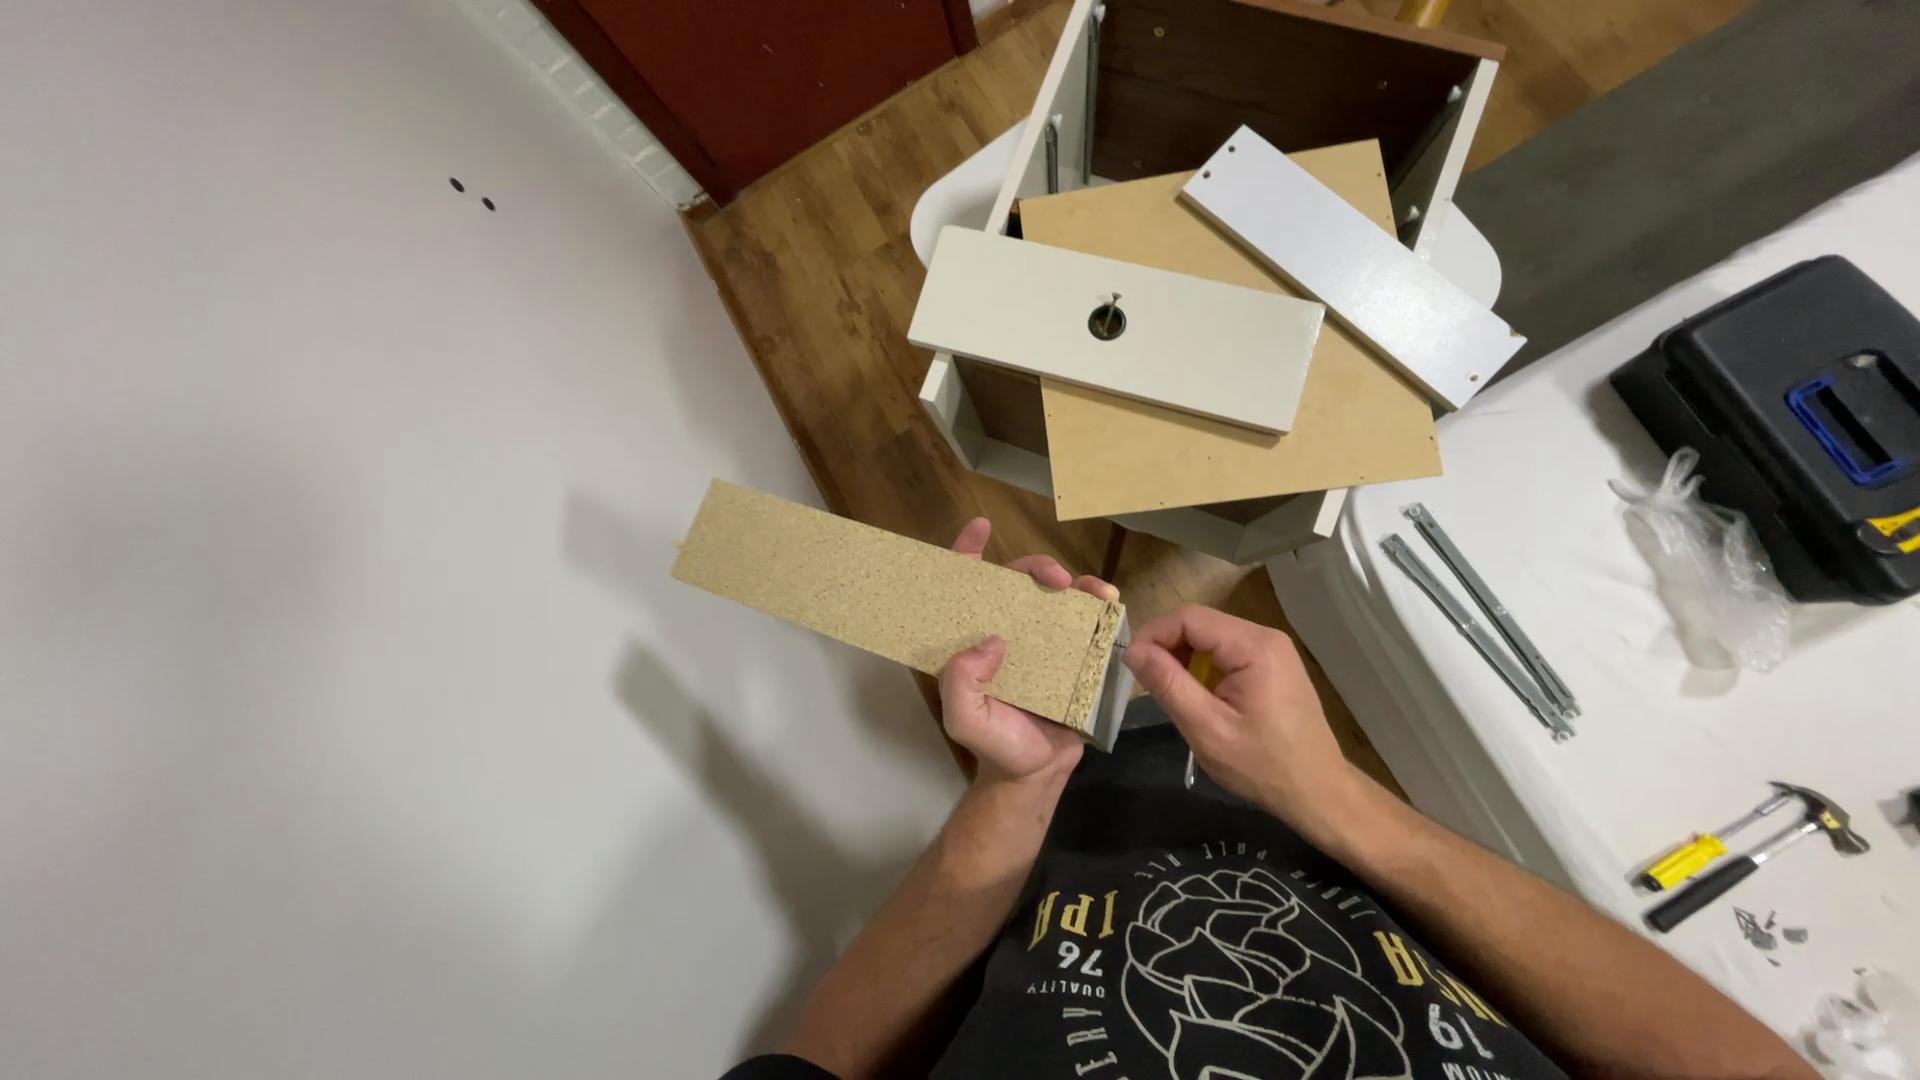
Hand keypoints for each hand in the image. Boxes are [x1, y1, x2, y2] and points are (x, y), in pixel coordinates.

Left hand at [939, 517, 1115, 786]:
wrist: (1039, 773)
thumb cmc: (997, 744)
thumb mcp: (965, 719)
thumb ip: (961, 682)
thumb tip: (990, 642)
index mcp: (973, 640)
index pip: (965, 587)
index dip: (968, 553)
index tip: (980, 529)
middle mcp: (1007, 630)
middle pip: (1017, 581)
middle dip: (1035, 566)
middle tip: (1055, 577)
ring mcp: (1042, 639)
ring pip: (1054, 594)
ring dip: (1073, 580)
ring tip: (1091, 589)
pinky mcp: (1074, 652)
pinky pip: (1086, 619)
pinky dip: (1098, 603)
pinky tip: (1109, 600)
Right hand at [1123, 605, 1364, 831]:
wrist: (1317, 791)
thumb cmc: (1262, 765)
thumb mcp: (1206, 728)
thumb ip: (1168, 684)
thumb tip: (1132, 650)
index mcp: (1254, 647)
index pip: (1189, 618)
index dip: (1153, 634)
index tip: (1131, 664)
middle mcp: (1266, 637)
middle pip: (1200, 624)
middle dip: (1167, 647)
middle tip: (1148, 683)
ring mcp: (1273, 650)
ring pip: (1211, 637)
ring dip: (1184, 659)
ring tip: (1173, 694)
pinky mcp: (1273, 664)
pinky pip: (1227, 651)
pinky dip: (1204, 667)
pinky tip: (1200, 697)